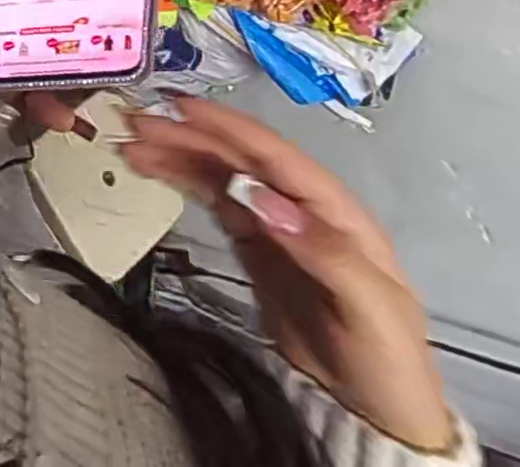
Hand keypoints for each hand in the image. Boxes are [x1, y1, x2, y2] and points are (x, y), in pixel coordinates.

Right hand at [120, 98, 453, 450]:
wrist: (369, 410)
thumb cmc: (385, 359)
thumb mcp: (371, 308)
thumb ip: (323, 249)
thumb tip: (264, 198)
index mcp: (332, 209)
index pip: (273, 155)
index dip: (228, 128)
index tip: (184, 109)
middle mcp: (297, 204)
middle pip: (236, 158)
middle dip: (187, 136)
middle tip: (139, 124)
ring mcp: (271, 221)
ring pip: (217, 173)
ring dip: (176, 154)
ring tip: (134, 145)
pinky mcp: (250, 240)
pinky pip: (210, 197)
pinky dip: (180, 179)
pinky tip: (156, 168)